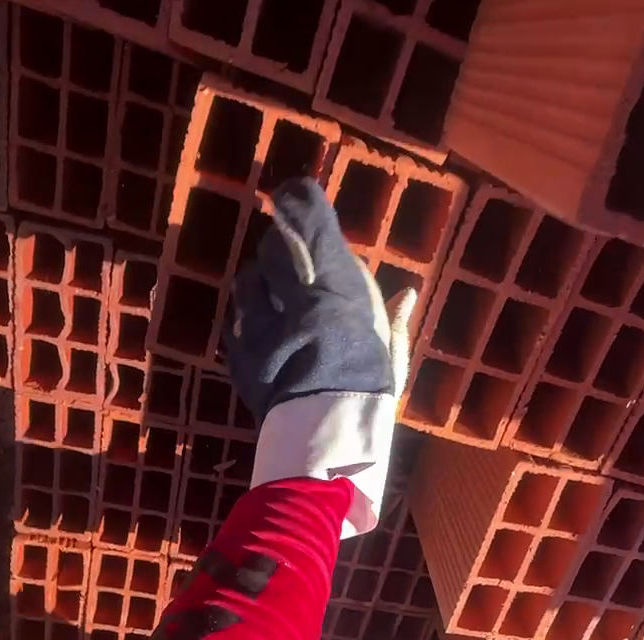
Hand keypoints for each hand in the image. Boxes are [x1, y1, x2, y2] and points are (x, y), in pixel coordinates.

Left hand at [226, 179, 416, 421]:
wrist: (327, 441)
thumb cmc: (369, 395)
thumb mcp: (390, 356)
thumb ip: (393, 320)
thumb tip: (409, 291)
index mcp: (334, 293)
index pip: (310, 228)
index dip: (300, 204)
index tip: (296, 193)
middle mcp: (292, 301)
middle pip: (272, 251)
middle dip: (279, 249)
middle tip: (287, 259)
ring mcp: (259, 329)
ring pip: (247, 283)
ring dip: (258, 283)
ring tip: (269, 296)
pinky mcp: (240, 356)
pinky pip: (234, 322)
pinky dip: (245, 318)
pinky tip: (257, 326)